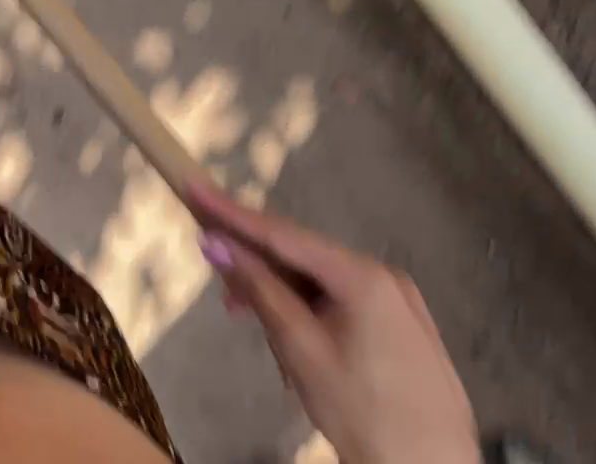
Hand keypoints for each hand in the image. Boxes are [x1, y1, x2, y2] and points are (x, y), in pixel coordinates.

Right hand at [191, 183, 479, 463]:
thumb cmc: (360, 408)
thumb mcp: (298, 345)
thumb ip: (256, 286)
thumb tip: (212, 240)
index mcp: (363, 277)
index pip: (281, 233)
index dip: (231, 211)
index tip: (193, 186)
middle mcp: (385, 278)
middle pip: (300, 254)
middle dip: (252, 260)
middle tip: (213, 272)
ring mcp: (398, 303)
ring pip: (316, 279)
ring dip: (275, 289)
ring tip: (242, 312)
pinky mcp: (402, 328)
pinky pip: (338, 299)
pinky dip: (302, 305)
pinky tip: (283, 329)